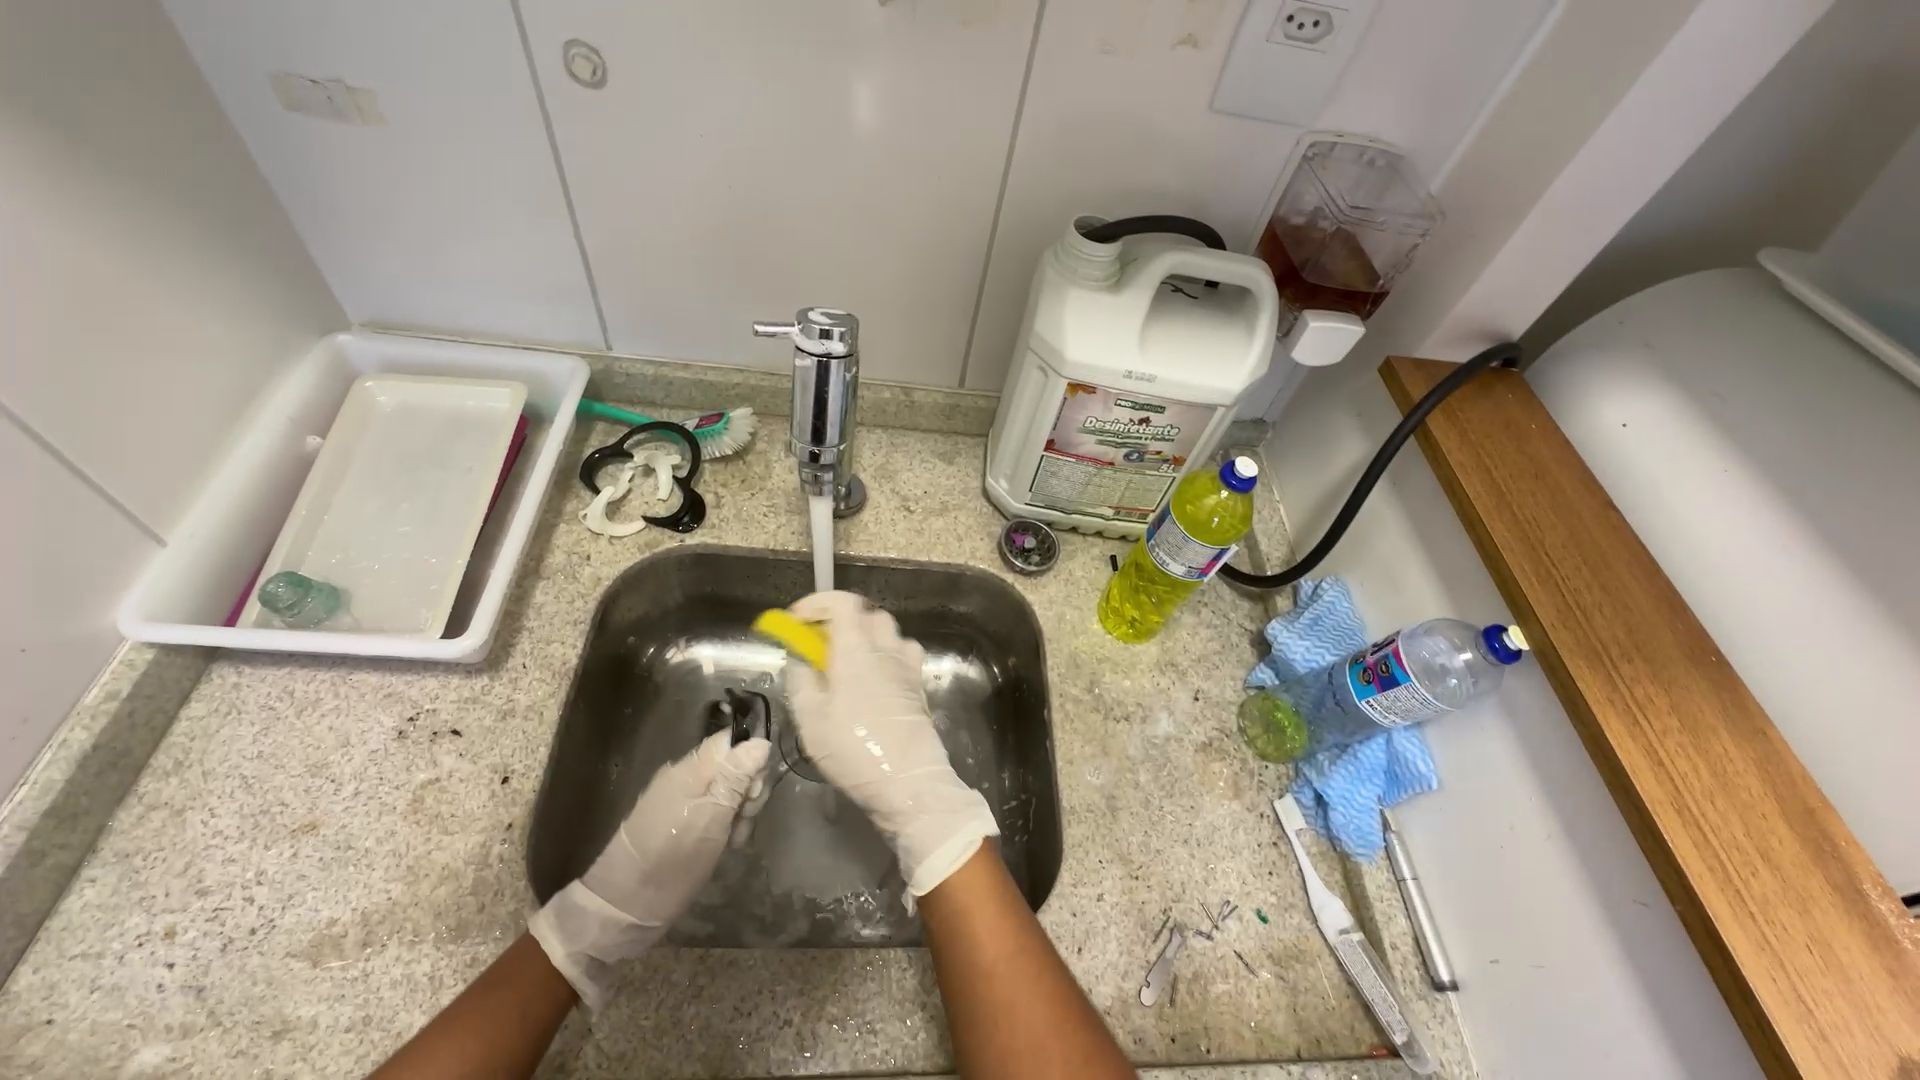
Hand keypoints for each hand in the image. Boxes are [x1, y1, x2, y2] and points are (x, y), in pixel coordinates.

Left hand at [528, 731, 769, 1011]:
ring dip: (737, 811)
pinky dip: (721, 823)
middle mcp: (682, 776)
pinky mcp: (673, 820)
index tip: (755, 792)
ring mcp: (676, 798)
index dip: (753, 760)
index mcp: (691, 769)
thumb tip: (760, 742)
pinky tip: (722, 845)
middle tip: (744, 821)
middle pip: (731, 765)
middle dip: (747, 790)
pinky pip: (708, 807)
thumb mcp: (712, 819)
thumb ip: (736, 778)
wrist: (621, 906)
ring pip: (723, 789)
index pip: (732, 741)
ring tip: (733, 840)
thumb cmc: (673, 862)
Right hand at [785, 591, 998, 898]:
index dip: (816, 603)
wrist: (908, 781)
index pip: (841, 602)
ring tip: (845, 666)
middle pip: (867, 614)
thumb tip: (799, 658)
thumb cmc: (853, 749)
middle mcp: (887, 648)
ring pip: (888, 634)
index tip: (797, 621)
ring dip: (866, 639)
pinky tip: (872, 684)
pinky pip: (901, 656)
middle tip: (819, 645)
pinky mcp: (919, 686)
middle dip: (841, 621)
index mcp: (857, 649)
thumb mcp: (810, 719)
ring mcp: (908, 666)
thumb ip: (801, 679)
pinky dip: (884, 658)